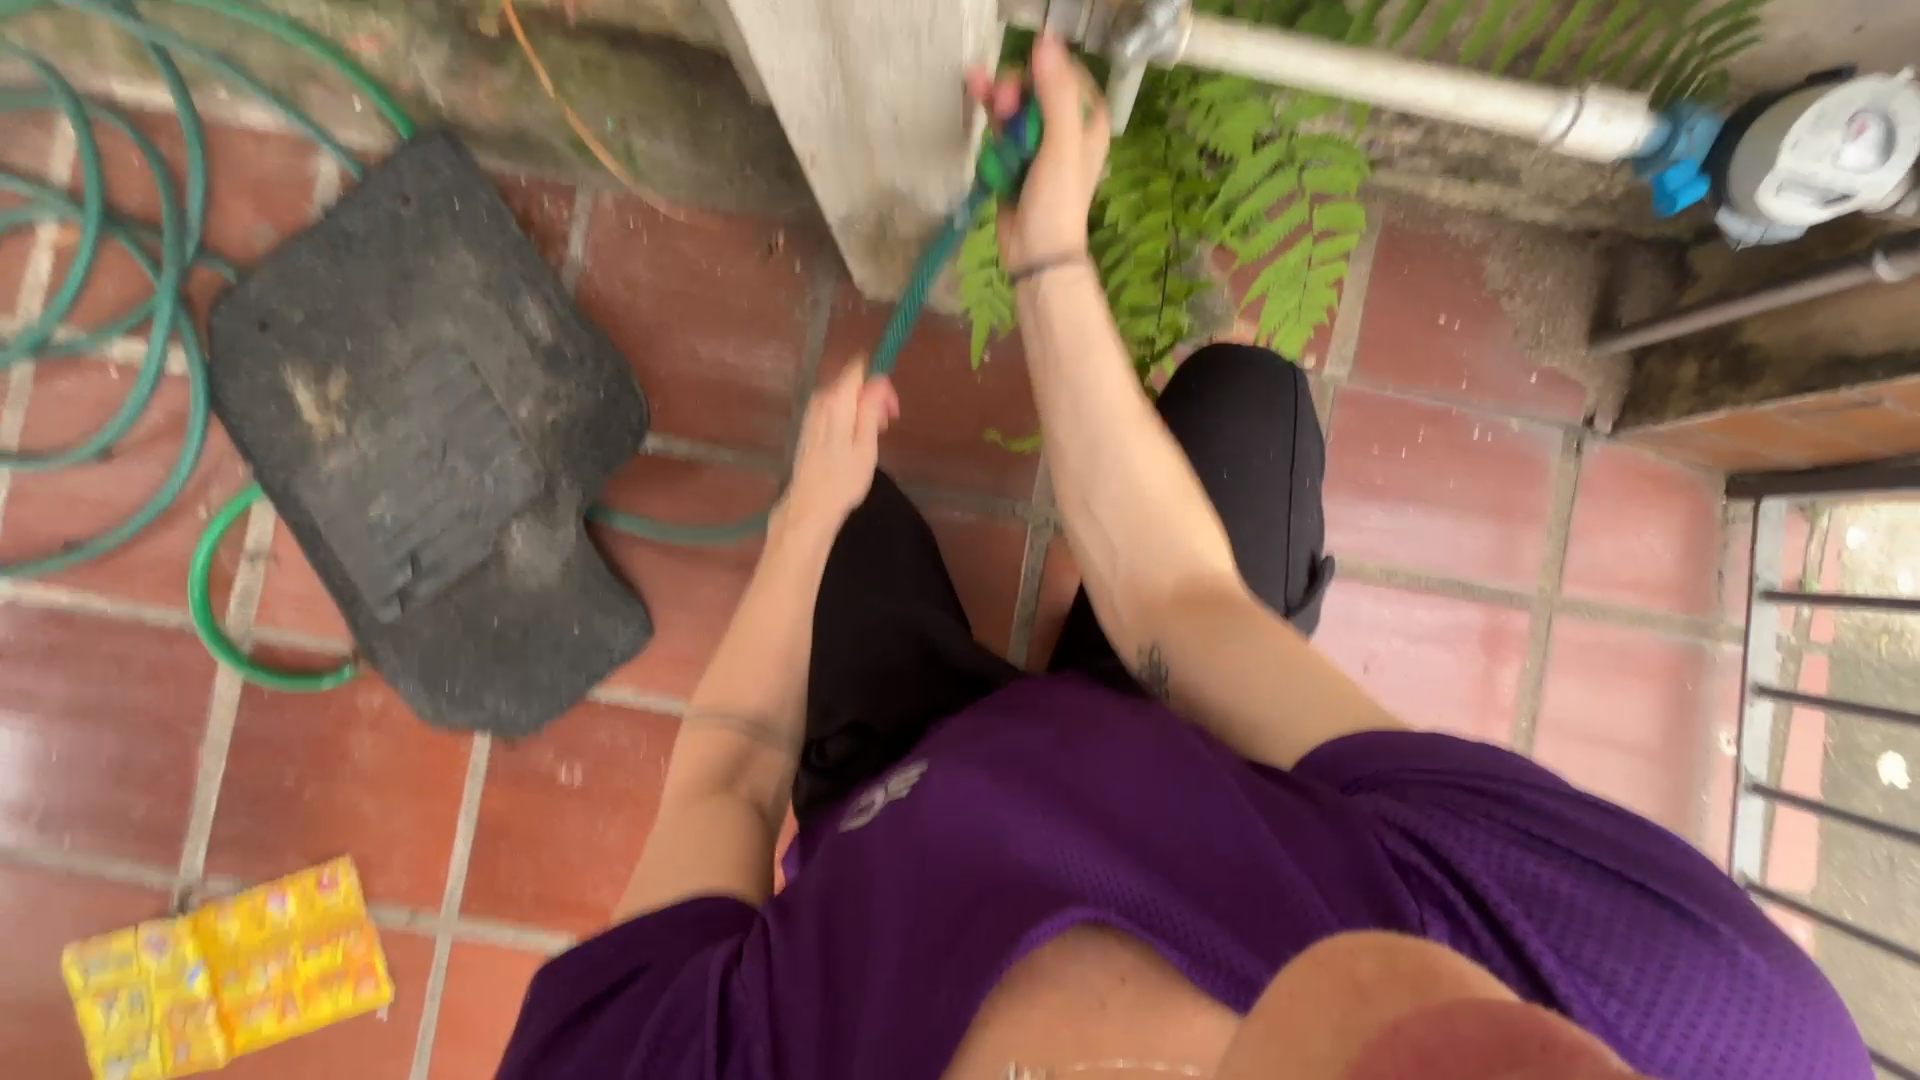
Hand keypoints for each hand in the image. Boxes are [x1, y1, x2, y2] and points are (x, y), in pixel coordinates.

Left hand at [775, 357, 898, 543]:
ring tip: (872, 438)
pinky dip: (849, 417)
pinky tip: (854, 441)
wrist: (810, 505)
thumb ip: (871, 409)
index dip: (879, 384)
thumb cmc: (844, 480)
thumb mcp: (866, 446)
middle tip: (885, 428)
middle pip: (852, 382)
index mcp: (836, 402)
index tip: (890, 410)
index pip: (859, 369)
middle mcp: (820, 400)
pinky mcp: (809, 424)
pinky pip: (835, 408)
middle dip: (873, 399)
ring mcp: (812, 412)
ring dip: (862, 410)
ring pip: (844, 396)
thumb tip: (879, 380)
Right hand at [965, 32, 1109, 269]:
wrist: (1036, 253)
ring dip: (997, 98)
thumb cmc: (1057, 203)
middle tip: (1003, 104)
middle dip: (1015, 87)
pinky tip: (979, 111)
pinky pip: (1002, 130)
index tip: (1027, 81)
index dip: (1042, 70)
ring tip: (979, 92)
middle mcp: (1066, 129)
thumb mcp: (1062, 145)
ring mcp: (1039, 146)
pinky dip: (991, 123)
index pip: (1065, 73)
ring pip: (1015, 106)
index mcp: (1088, 121)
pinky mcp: (1015, 161)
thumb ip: (1056, 94)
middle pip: (1036, 87)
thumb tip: (1045, 43)